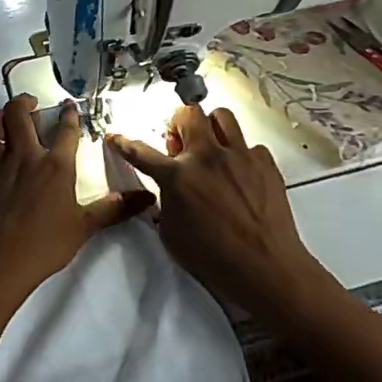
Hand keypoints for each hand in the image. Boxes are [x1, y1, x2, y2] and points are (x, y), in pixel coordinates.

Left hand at [0, 95, 152, 293]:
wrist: (6, 264)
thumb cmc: (49, 244)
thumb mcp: (87, 226)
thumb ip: (115, 208)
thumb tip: (148, 198)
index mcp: (55, 166)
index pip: (66, 132)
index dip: (70, 116)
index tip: (71, 105)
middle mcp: (26, 158)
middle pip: (19, 117)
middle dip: (24, 103)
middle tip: (31, 102)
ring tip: (5, 115)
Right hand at [109, 107, 330, 314]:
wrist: (265, 268)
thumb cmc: (213, 258)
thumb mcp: (171, 232)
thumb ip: (166, 201)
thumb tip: (171, 190)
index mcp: (178, 177)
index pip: (140, 152)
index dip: (123, 143)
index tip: (115, 137)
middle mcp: (207, 157)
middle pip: (188, 113)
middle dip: (179, 122)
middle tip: (179, 140)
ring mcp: (239, 156)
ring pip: (222, 116)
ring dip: (211, 127)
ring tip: (211, 144)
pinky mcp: (265, 164)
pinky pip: (249, 146)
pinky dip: (241, 155)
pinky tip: (241, 173)